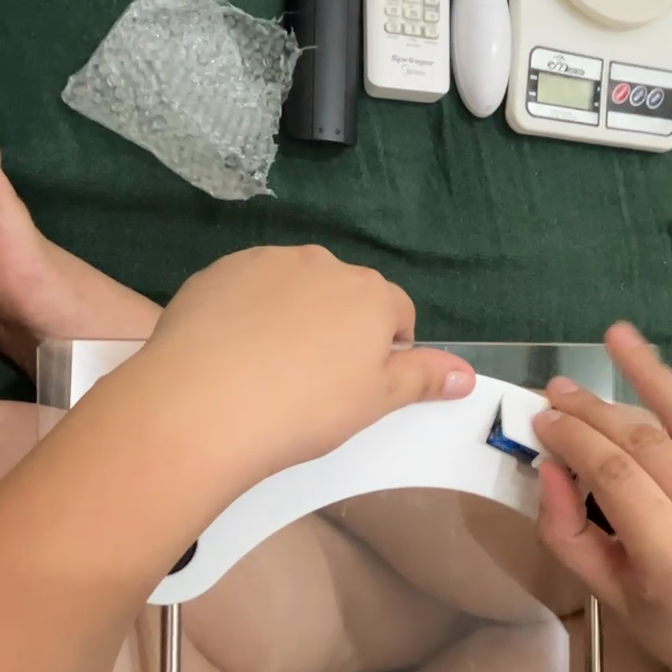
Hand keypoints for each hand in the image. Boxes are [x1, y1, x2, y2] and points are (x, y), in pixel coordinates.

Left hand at [121, 245, 475, 486]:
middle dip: (341, 328)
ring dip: (295, 315)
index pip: (398, 312)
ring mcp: (266, 263)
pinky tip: (231, 352)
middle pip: (346, 295)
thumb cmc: (304, 409)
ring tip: (268, 366)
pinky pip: (248, 289)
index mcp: (370, 293)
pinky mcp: (218, 272)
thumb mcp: (375, 401)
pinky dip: (248, 312)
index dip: (387, 349)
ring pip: (296, 288)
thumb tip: (468, 373)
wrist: (203, 405)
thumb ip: (423, 379)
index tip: (361, 383)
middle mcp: (323, 264)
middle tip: (315, 380)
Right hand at [530, 324, 671, 671]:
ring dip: (653, 375)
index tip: (542, 417)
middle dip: (595, 410)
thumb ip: (566, 531)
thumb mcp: (605, 594)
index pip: (614, 475)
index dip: (572, 437)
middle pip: (649, 445)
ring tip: (617, 339)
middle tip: (559, 390)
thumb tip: (551, 464)